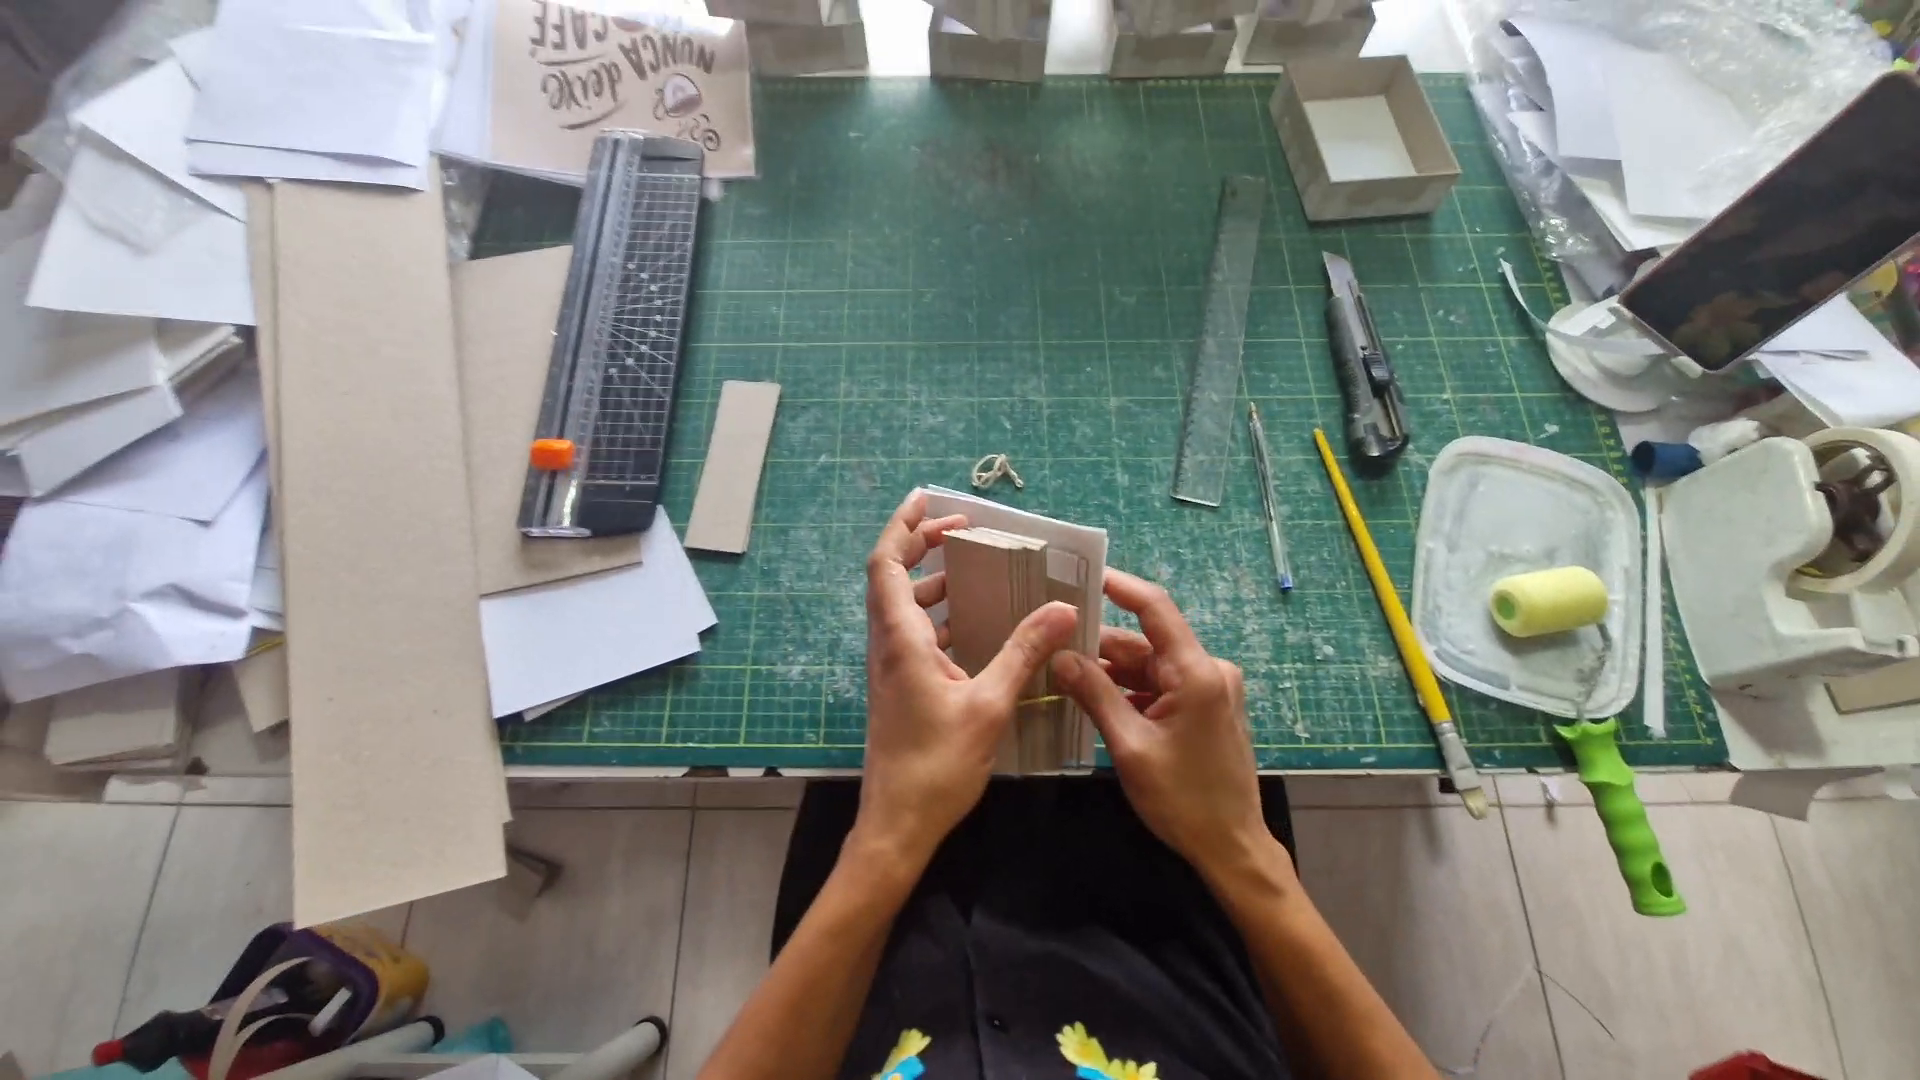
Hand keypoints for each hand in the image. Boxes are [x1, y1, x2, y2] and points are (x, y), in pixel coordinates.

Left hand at [856, 492, 1077, 869]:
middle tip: (963, 530)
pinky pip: (914, 633)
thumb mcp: (990, 704)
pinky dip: (938, 615)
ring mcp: (891, 667)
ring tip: (974, 570)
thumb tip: (1062, 609)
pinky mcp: (900, 686)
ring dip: (931, 580)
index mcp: (900, 639)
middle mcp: (887, 645)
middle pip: (891, 576)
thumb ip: (1024, 652)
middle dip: (921, 543)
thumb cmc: (938, 765)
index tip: (931, 502)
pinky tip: (973, 626)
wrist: (898, 824)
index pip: (886, 563)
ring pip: (902, 606)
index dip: (903, 526)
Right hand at [1050, 569, 1287, 882]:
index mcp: (1197, 673)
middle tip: (1053, 649)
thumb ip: (1094, 694)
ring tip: (1066, 680)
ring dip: (1112, 674)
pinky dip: (1130, 692)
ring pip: (1150, 667)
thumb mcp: (1130, 746)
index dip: (1120, 586)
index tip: (1085, 574)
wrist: (1231, 846)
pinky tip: (1097, 702)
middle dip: (1101, 649)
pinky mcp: (1207, 707)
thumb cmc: (1182, 799)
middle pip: (1145, 644)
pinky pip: (1160, 687)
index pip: (1155, 609)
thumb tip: (1060, 657)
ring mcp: (1211, 689)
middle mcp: (1210, 671)